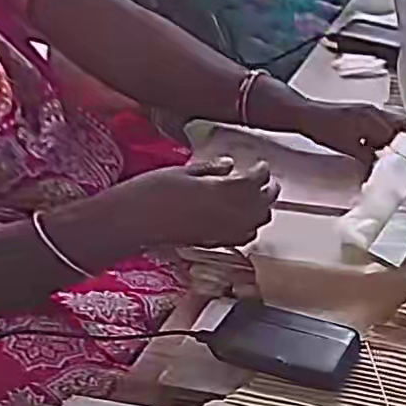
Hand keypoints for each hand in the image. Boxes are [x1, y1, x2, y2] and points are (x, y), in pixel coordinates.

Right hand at [96, 158, 278, 250]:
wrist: (138, 221)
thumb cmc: (153, 191)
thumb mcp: (183, 172)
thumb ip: (211, 169)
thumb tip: (230, 164)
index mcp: (225, 191)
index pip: (256, 180)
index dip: (262, 172)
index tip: (261, 165)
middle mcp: (233, 213)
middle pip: (263, 202)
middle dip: (268, 190)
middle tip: (266, 181)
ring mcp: (229, 231)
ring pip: (260, 220)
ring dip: (262, 208)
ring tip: (258, 198)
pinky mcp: (221, 242)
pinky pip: (247, 235)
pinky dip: (252, 225)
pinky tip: (245, 219)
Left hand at [297, 102, 405, 165]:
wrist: (307, 115)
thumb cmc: (325, 130)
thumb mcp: (351, 150)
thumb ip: (370, 160)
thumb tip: (381, 169)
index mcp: (374, 120)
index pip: (402, 134)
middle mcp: (374, 112)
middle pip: (401, 124)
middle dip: (405, 141)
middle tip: (402, 157)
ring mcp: (367, 109)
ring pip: (391, 123)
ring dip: (393, 137)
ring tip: (387, 153)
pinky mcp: (360, 111)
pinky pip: (380, 121)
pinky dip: (382, 133)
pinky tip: (374, 144)